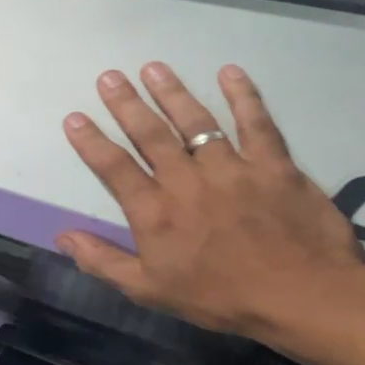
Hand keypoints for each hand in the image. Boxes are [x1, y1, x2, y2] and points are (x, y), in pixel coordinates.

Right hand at [57, 63, 364, 337]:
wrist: (302, 296)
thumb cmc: (218, 297)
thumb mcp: (148, 289)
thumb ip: (102, 261)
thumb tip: (62, 236)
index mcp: (154, 212)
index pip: (114, 168)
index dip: (91, 141)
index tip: (74, 117)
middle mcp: (188, 181)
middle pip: (151, 135)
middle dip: (127, 104)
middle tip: (109, 77)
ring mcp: (234, 169)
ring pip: (197, 122)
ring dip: (173, 93)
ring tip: (154, 68)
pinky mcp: (275, 166)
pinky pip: (257, 124)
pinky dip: (244, 97)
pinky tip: (231, 73)